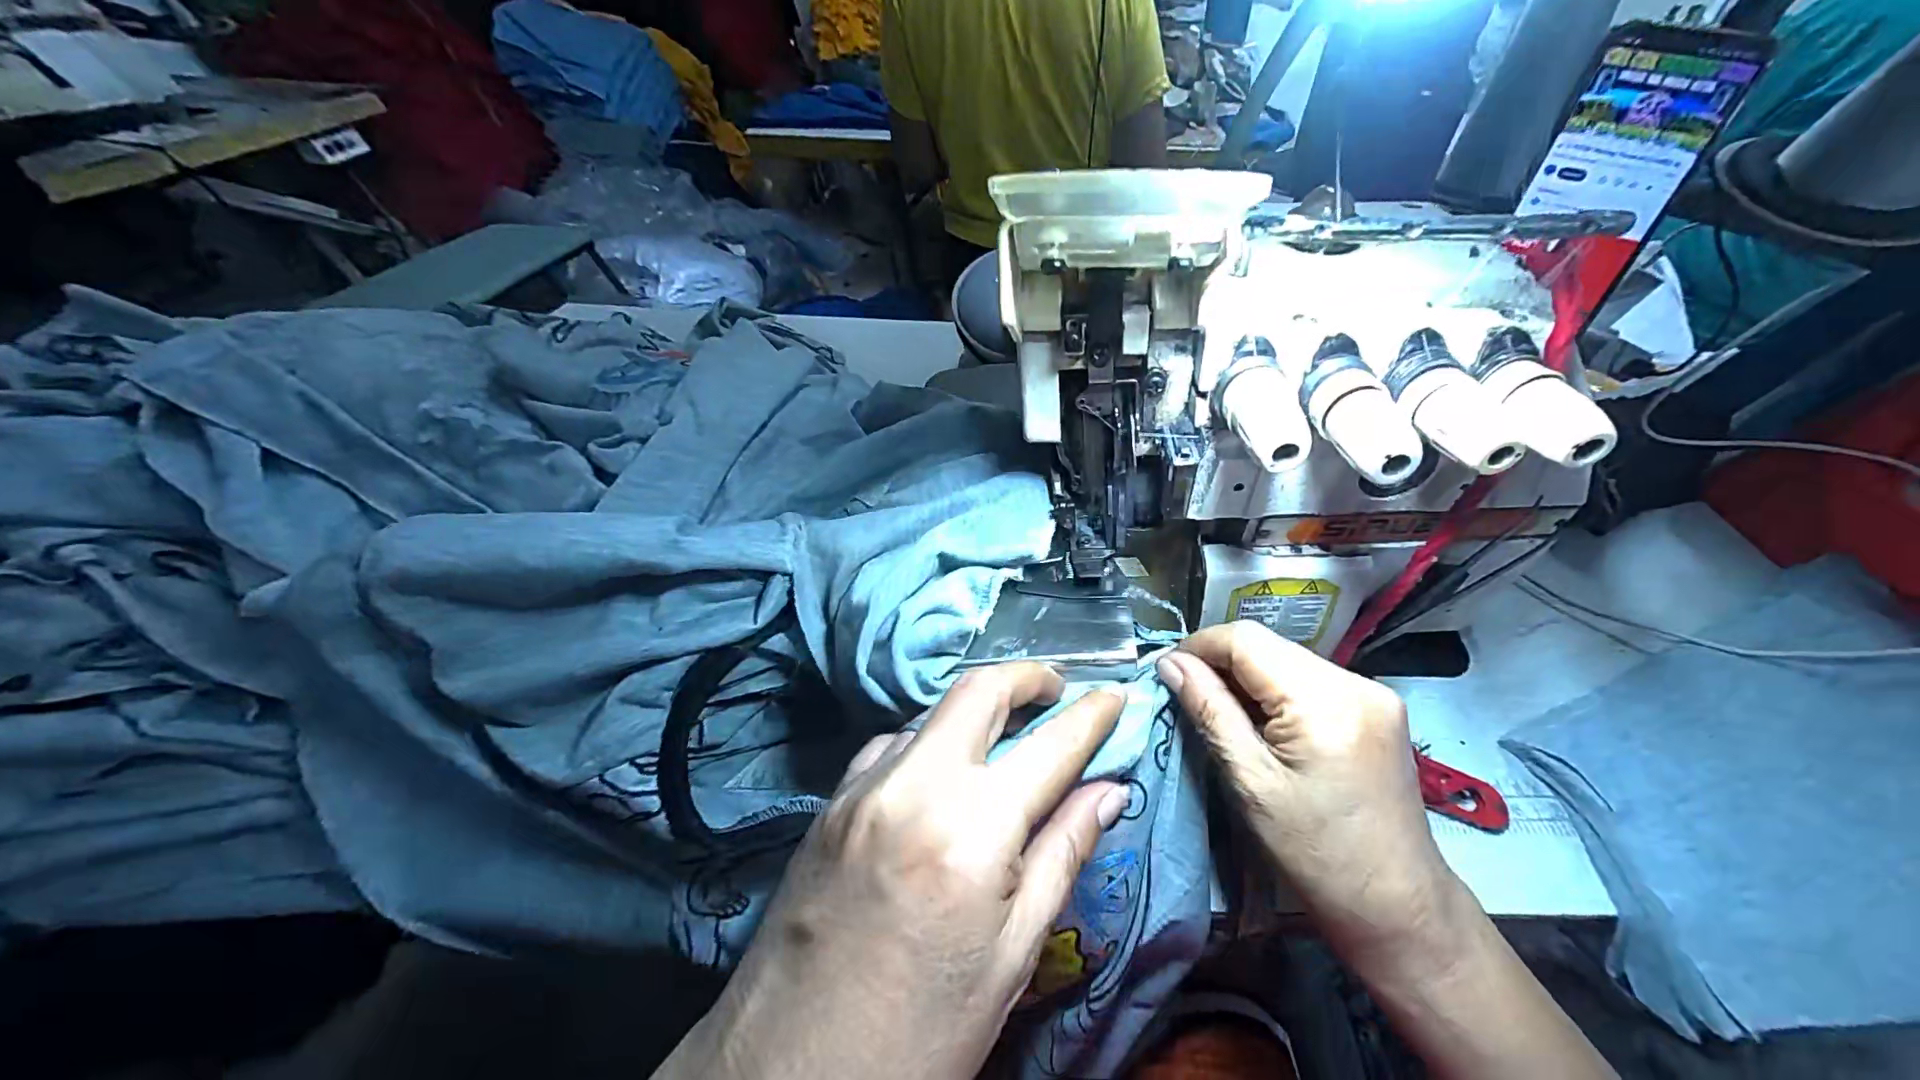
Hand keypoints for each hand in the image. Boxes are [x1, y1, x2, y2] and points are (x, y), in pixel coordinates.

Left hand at [656, 663, 1128, 1079]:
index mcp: (971, 831)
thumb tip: (1109, 790)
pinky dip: (928, 745)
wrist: (791, 1070)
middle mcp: (913, 787)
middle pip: (977, 691)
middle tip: (1058, 690)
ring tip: (1006, 738)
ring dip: (976, 713)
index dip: (1092, 715)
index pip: (1049, 747)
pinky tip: (940, 777)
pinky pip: (890, 748)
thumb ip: (1062, 854)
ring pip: (931, 716)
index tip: (1115, 695)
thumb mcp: (1013, 954)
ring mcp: (862, 788)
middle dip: (1027, 678)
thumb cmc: (924, 1030)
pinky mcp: (830, 801)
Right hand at [1156, 621, 1464, 963]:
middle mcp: (1355, 682)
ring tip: (1218, 711)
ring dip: (1245, 676)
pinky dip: (1274, 689)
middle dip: (1219, 662)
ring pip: (1285, 657)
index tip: (1167, 673)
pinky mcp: (1376, 706)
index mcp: (1324, 701)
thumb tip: (1170, 663)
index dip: (1198, 647)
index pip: (1245, 639)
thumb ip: (1209, 710)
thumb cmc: (1316, 853)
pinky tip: (1260, 722)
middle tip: (1186, 695)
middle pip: (1267, 644)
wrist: (1398, 905)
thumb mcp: (1249, 781)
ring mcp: (1372, 692)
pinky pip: (1308, 677)